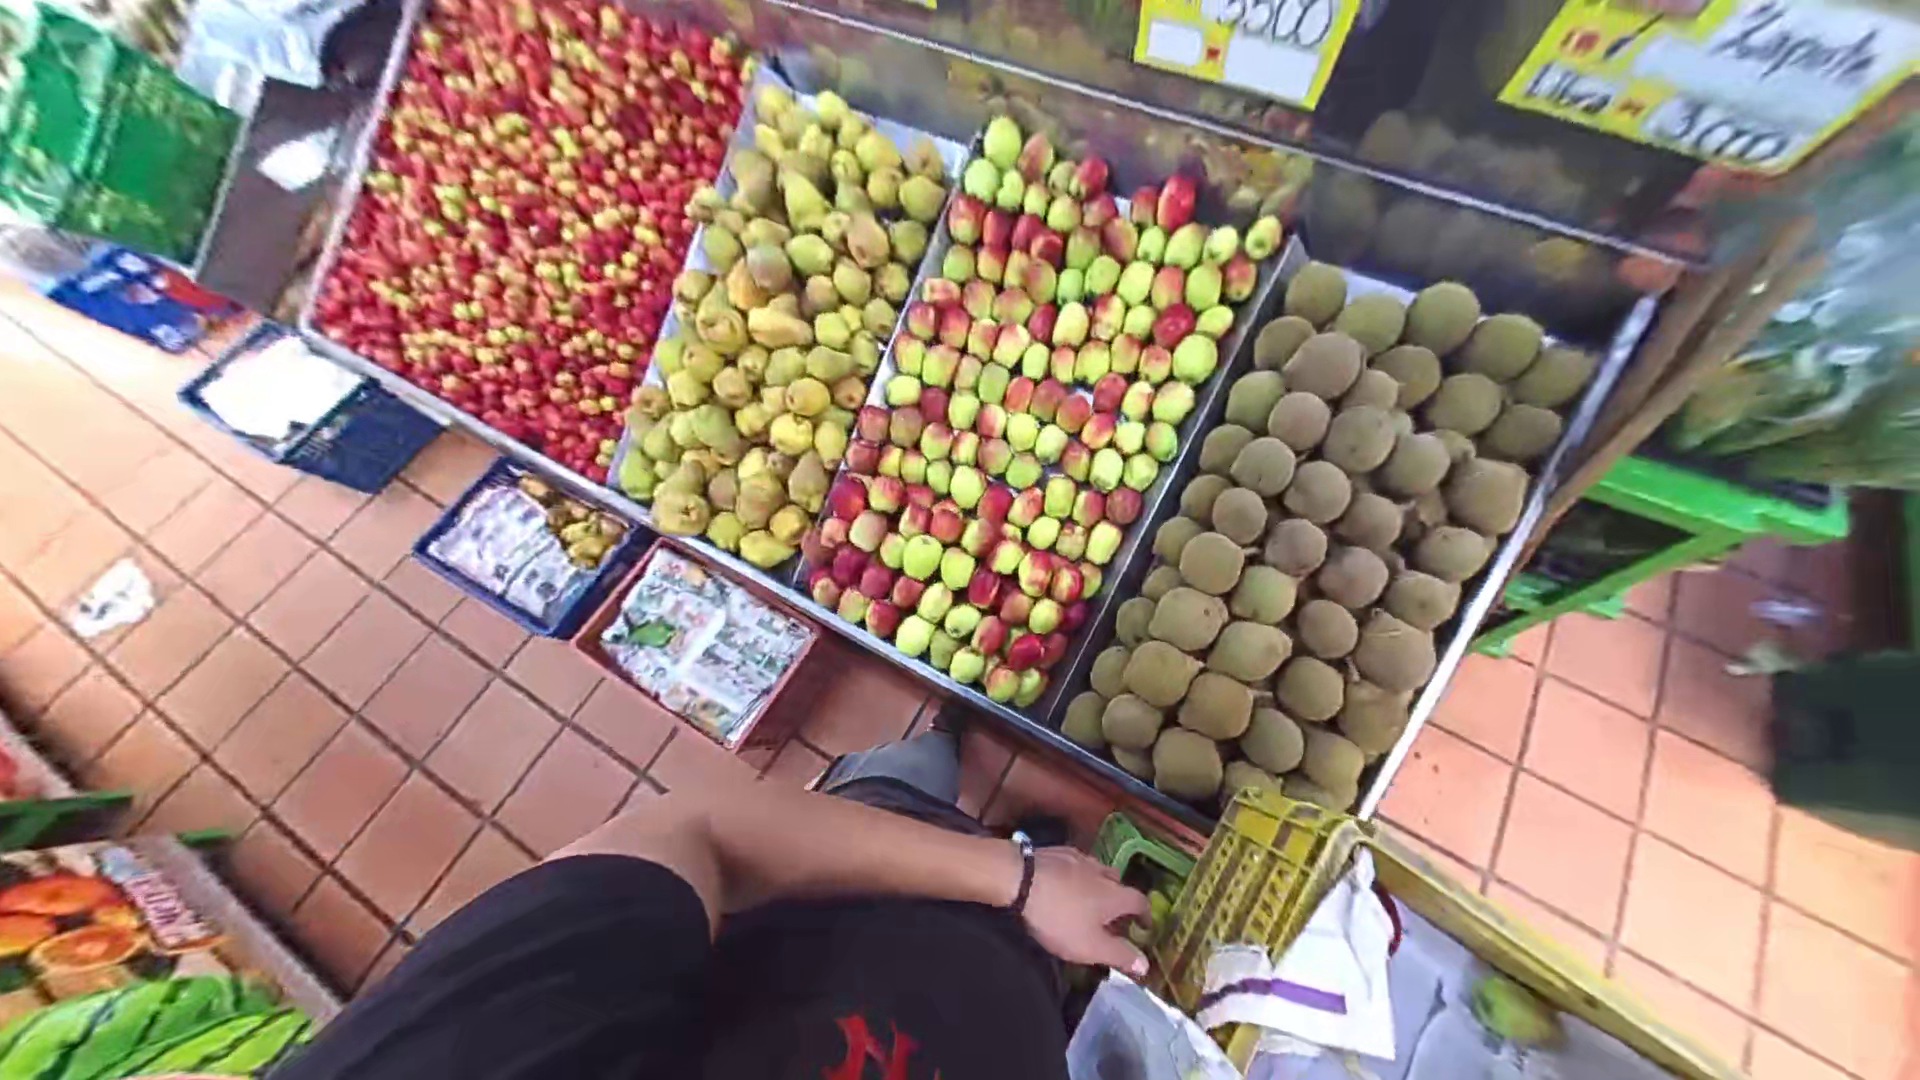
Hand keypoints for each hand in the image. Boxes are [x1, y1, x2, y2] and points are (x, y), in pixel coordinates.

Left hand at [1019, 847, 1151, 976]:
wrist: (1020, 879)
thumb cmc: (1059, 917)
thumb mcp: (1091, 946)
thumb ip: (1120, 954)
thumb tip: (1146, 962)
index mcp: (1113, 894)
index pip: (1139, 901)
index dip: (1145, 914)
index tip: (1145, 926)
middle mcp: (1099, 871)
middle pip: (1117, 882)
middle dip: (1119, 898)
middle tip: (1113, 916)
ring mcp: (1077, 857)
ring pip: (1095, 870)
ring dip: (1098, 884)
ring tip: (1089, 900)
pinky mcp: (1056, 851)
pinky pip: (1075, 863)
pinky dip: (1077, 874)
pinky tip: (1066, 883)